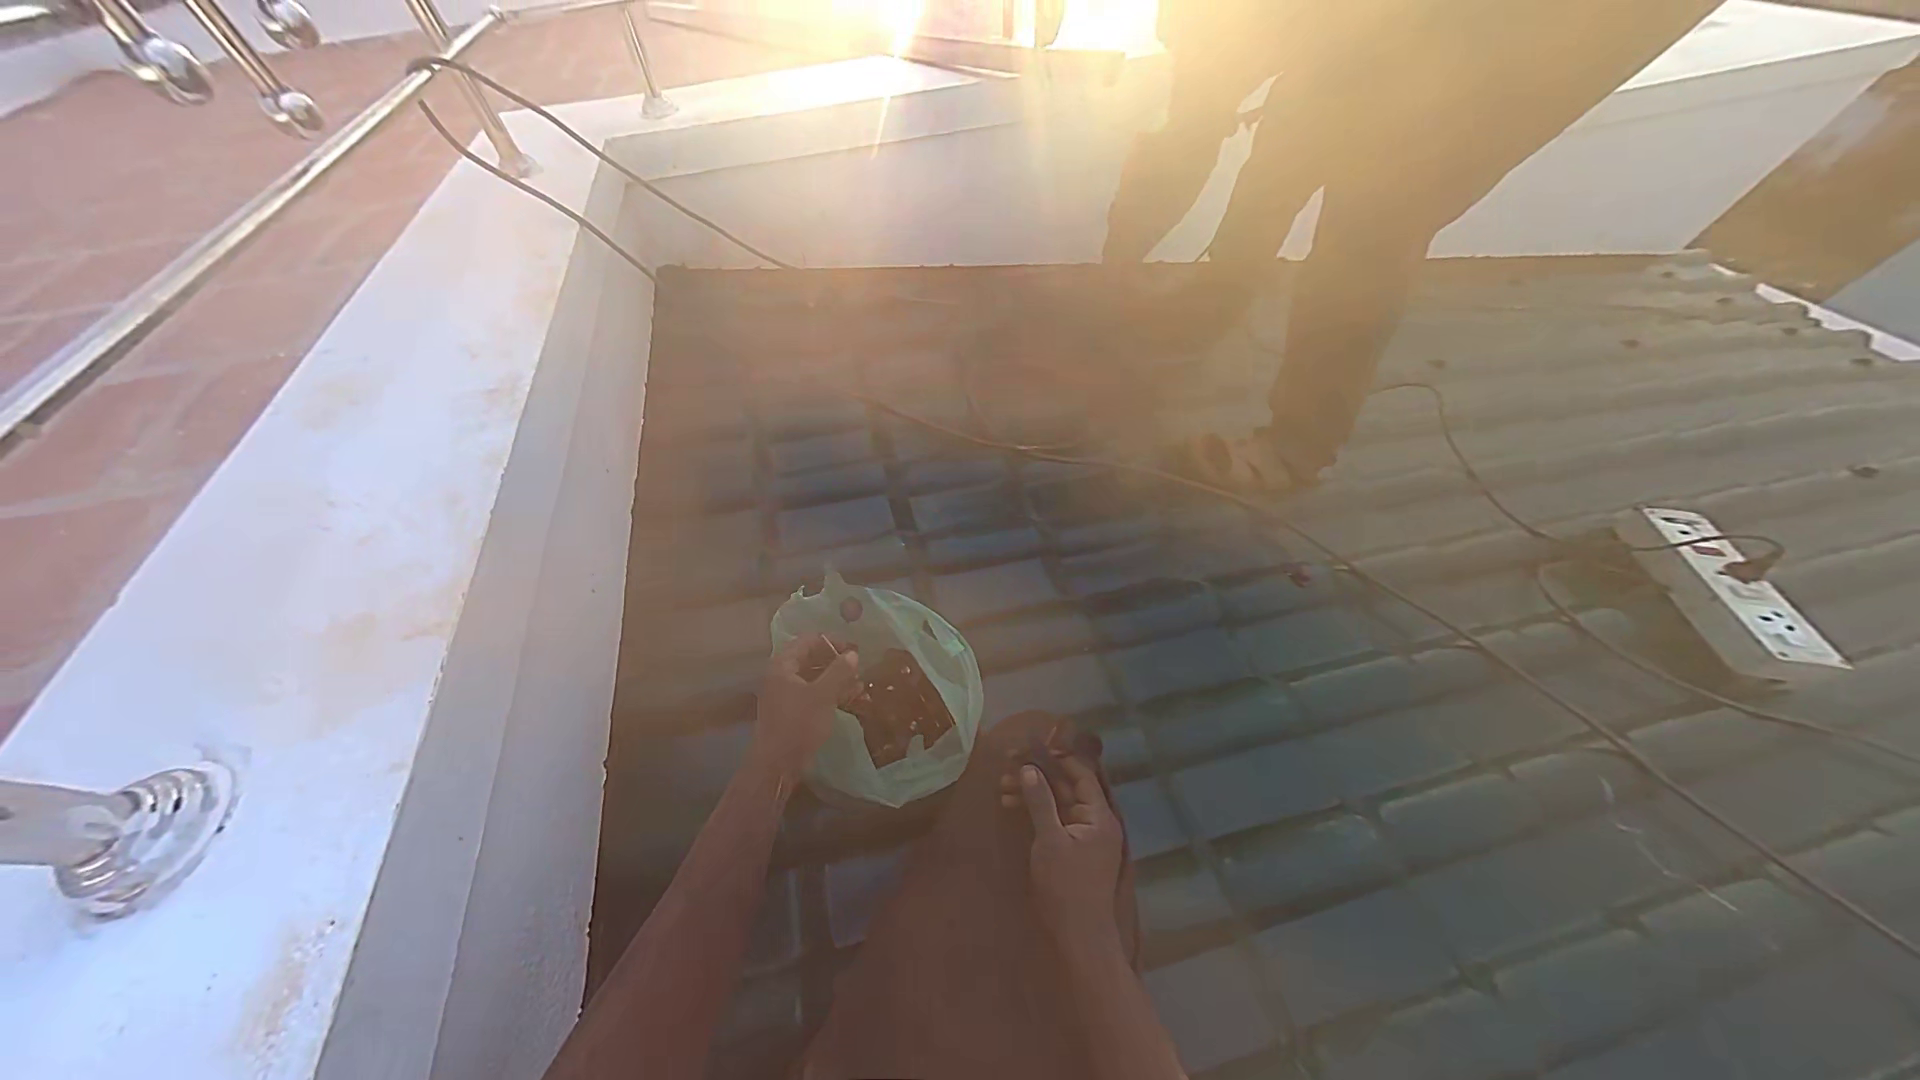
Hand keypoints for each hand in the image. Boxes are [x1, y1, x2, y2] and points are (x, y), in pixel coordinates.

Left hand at [754, 634, 858, 778]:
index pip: (808, 640)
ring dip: (837, 679)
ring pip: (815, 678)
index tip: (854, 650)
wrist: (777, 765)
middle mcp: (782, 676)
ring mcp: (786, 694)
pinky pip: (814, 694)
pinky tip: (851, 698)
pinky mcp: (793, 711)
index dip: (832, 642)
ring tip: (860, 684)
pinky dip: (831, 694)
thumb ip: (839, 671)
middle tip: (859, 667)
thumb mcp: (823, 695)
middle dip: (837, 662)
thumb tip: (853, 653)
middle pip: (812, 658)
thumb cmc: (798, 724)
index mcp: (783, 665)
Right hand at [1003, 753, 1124, 946]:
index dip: (1058, 758)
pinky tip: (1012, 806)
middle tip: (1009, 766)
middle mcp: (1096, 823)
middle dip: (1039, 775)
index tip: (1031, 747)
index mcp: (1099, 817)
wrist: (1078, 941)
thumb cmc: (1066, 888)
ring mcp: (1085, 838)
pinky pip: (1054, 821)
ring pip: (1058, 804)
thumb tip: (1030, 769)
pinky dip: (1036, 812)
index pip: (1082, 775)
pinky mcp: (1072, 852)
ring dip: (1033, 793)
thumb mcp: (1050, 840)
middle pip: (1067, 788)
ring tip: (1002, 787)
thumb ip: (1040, 801)